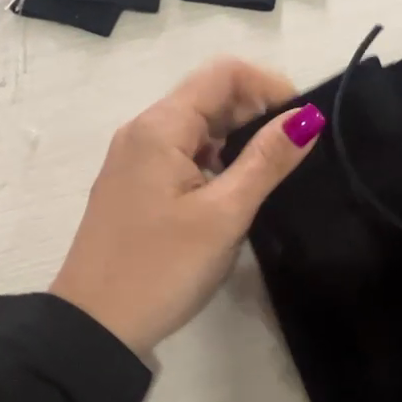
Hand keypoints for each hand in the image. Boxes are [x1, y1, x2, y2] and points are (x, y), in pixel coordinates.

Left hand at [49, 59, 324, 355]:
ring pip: (198, 126)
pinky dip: (216, 159)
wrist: (93, 328)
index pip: (223, 73)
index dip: (269, 84)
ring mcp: (136, 160)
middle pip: (209, 95)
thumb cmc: (161, 268)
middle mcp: (144, 132)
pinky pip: (184, 153)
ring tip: (271, 173)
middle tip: (294, 152)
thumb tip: (308, 117)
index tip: (303, 120)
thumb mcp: (224, 214)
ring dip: (238, 137)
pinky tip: (235, 192)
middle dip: (257, 111)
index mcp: (160, 127)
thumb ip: (267, 160)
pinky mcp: (137, 187)